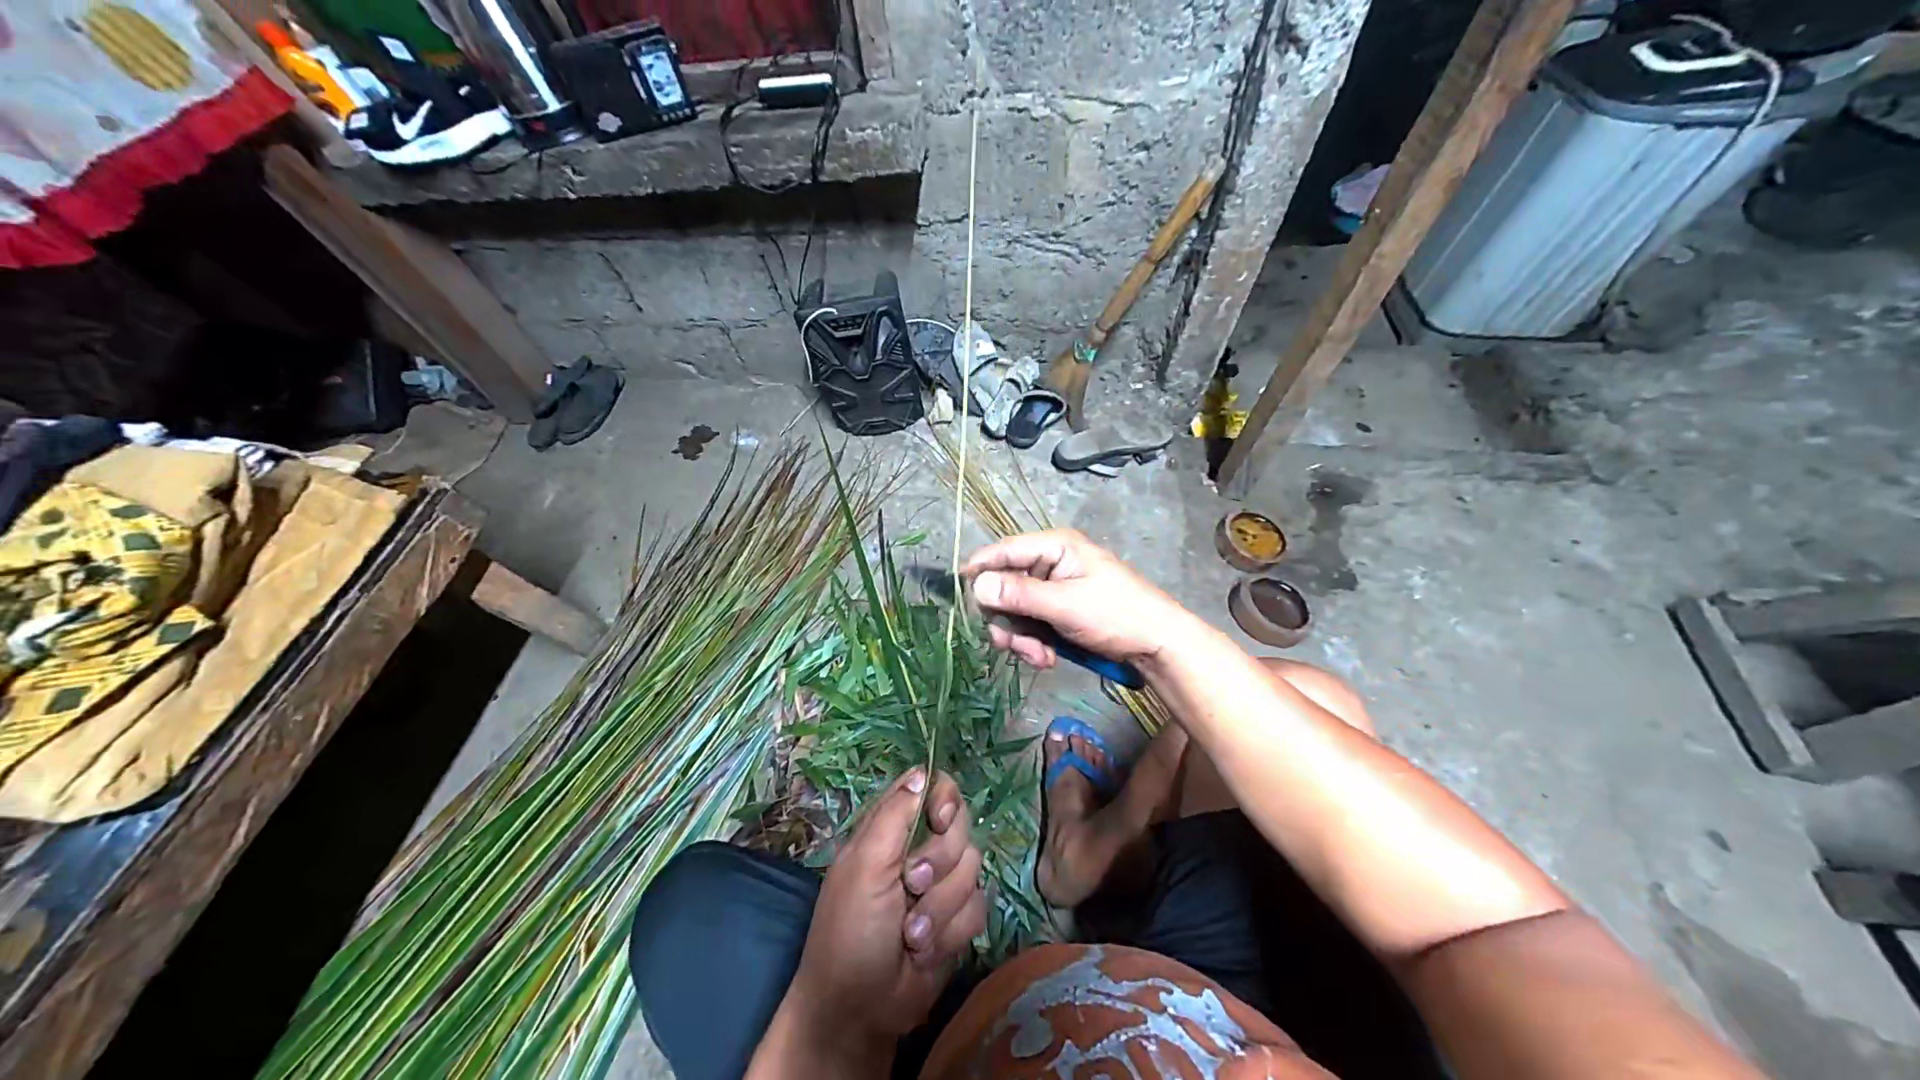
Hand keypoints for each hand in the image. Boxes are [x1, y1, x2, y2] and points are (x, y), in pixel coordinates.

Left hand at [763, 768, 985, 1072]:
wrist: (861, 1009)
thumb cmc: (850, 931)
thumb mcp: (864, 867)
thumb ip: (894, 816)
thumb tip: (922, 770)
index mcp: (890, 830)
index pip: (932, 788)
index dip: (944, 799)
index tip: (940, 820)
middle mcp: (918, 850)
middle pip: (960, 826)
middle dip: (938, 861)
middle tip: (911, 885)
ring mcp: (940, 886)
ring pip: (972, 870)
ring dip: (940, 907)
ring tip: (910, 934)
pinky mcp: (958, 920)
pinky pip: (978, 907)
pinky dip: (951, 932)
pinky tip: (924, 951)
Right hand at [962, 529, 1194, 667]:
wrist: (1157, 644)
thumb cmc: (1116, 614)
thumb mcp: (1065, 604)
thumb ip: (1020, 594)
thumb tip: (977, 585)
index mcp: (1055, 547)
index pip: (1005, 550)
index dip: (981, 569)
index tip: (959, 592)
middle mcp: (1051, 563)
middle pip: (1006, 585)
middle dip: (1007, 619)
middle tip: (1009, 644)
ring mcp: (1055, 588)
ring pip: (1016, 610)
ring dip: (1021, 637)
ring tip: (1039, 656)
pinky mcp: (1059, 611)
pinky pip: (1031, 624)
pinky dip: (1034, 643)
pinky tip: (1046, 658)